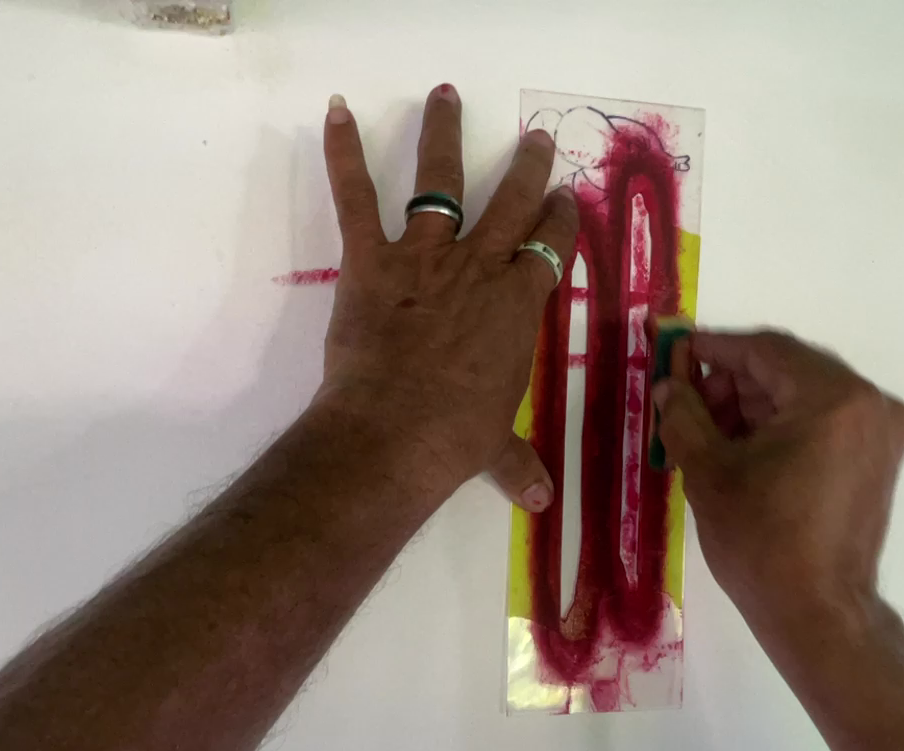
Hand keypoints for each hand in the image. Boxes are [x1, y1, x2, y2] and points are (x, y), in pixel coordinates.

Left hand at [315, 85, 579, 510]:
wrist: (394, 434)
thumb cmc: (455, 439)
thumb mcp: (496, 448)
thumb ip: (520, 465)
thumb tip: (542, 502)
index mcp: (518, 308)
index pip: (550, 250)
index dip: (561, 222)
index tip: (568, 201)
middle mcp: (480, 270)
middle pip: (513, 205)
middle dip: (529, 170)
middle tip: (538, 140)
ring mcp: (425, 259)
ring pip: (440, 184)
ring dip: (445, 137)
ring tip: (447, 96)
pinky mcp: (371, 262)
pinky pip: (357, 198)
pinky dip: (344, 154)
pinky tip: (335, 112)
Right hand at [653, 331, 903, 629]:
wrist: (816, 612)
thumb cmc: (761, 542)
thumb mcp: (709, 473)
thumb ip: (684, 416)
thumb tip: (668, 385)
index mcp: (834, 399)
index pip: (765, 351)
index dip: (713, 348)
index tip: (673, 349)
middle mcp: (868, 404)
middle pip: (786, 372)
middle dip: (729, 383)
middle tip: (682, 404)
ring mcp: (878, 433)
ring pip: (801, 398)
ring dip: (750, 407)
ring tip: (702, 433)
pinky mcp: (874, 460)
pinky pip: (818, 424)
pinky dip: (777, 429)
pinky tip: (737, 449)